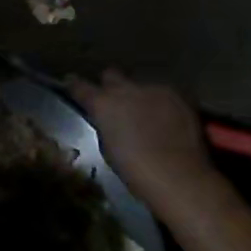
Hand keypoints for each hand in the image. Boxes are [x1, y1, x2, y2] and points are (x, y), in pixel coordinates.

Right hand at [68, 70, 217, 208]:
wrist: (178, 176)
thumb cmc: (135, 171)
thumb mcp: (108, 148)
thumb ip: (105, 125)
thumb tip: (107, 118)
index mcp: (103, 104)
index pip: (80, 86)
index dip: (75, 85)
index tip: (72, 84)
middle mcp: (126, 89)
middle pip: (111, 75)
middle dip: (110, 86)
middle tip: (116, 103)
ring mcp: (155, 90)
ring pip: (140, 85)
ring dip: (139, 97)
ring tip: (147, 117)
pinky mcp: (178, 96)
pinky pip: (163, 94)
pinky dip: (161, 104)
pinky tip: (167, 121)